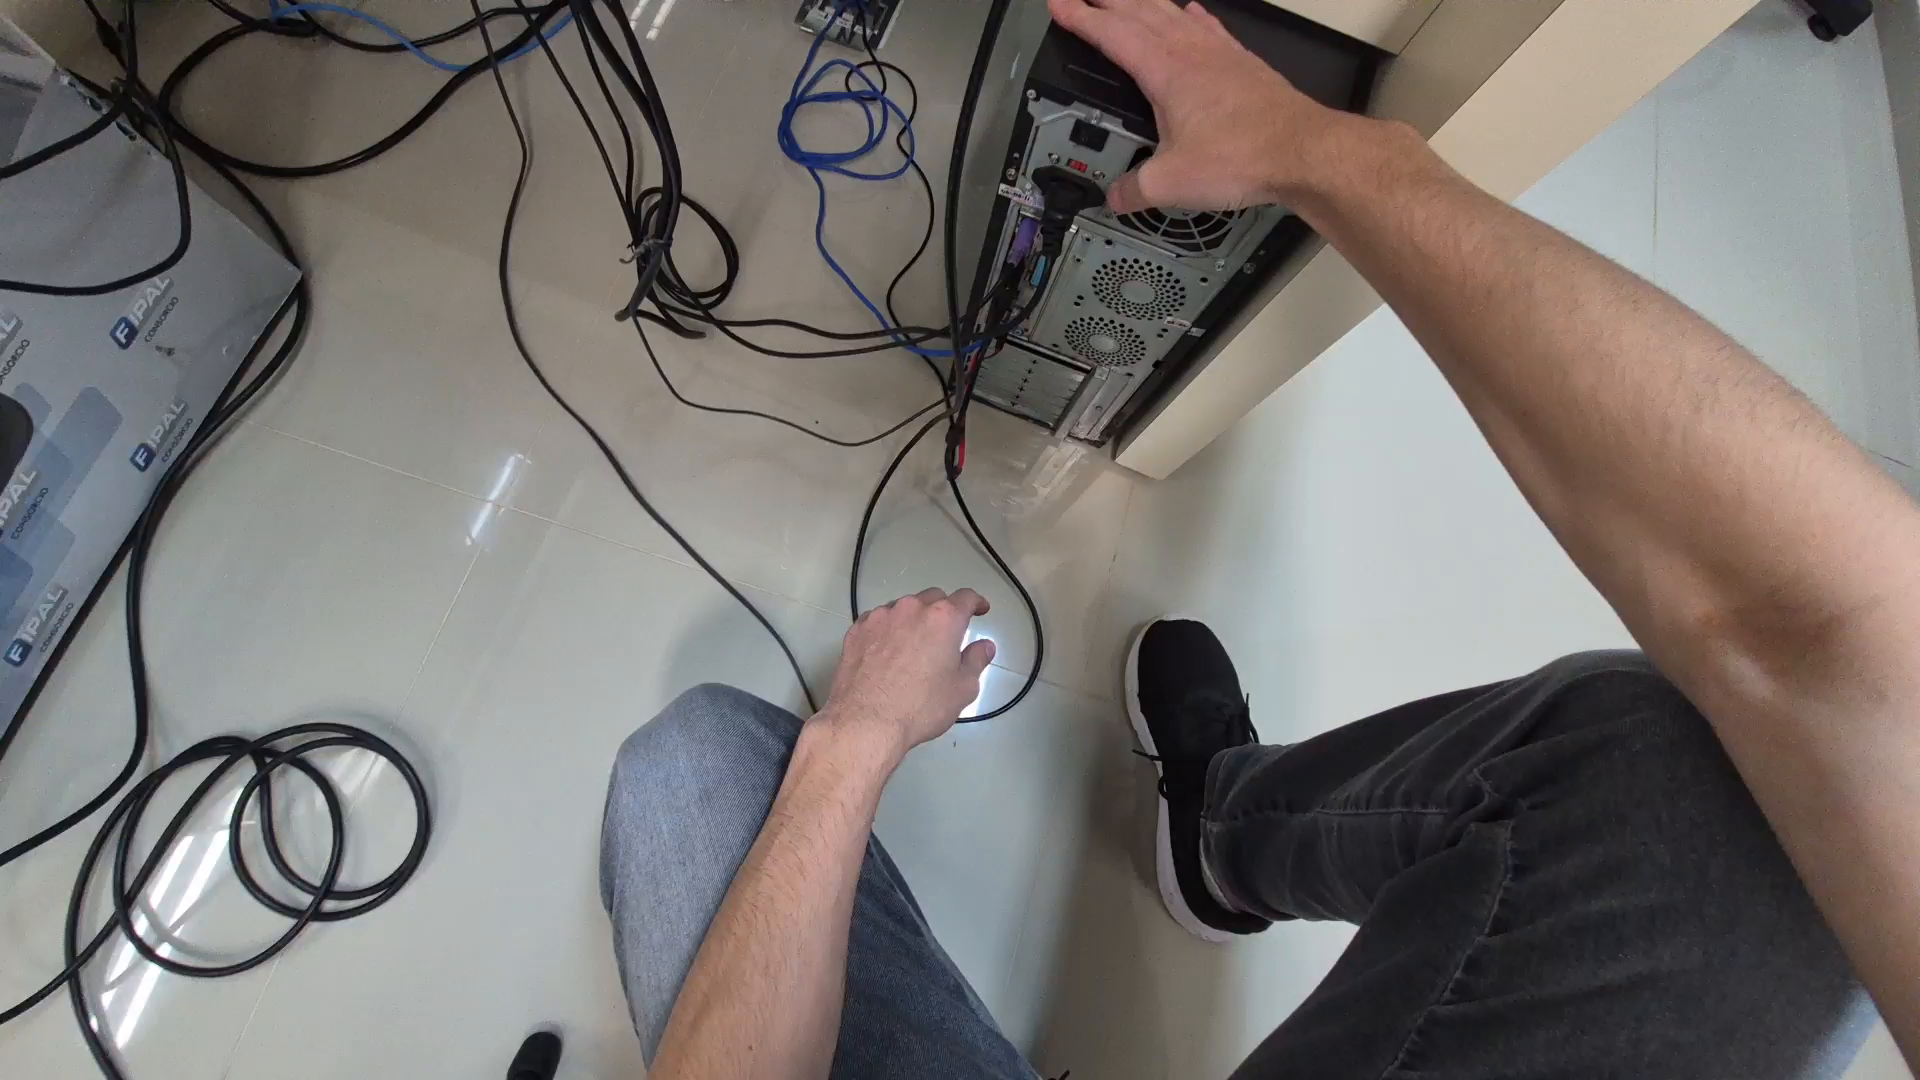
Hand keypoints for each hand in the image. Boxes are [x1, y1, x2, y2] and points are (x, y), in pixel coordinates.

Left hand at [820, 588, 997, 759]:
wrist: (865, 722)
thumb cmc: (921, 706)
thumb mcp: (962, 689)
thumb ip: (976, 660)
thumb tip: (985, 645)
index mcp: (943, 618)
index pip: (966, 598)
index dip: (977, 603)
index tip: (981, 610)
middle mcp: (912, 608)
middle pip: (933, 598)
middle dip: (944, 611)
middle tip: (946, 636)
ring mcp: (880, 616)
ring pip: (904, 608)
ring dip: (914, 619)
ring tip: (913, 645)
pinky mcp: (857, 630)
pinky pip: (879, 620)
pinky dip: (888, 629)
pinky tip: (886, 651)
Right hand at [1046, 0, 1341, 212]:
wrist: (1299, 151)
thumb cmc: (1243, 156)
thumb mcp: (1169, 184)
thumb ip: (1133, 190)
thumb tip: (1117, 197)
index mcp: (1166, 72)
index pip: (1113, 34)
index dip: (1082, 18)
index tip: (1060, 4)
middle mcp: (1192, 52)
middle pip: (1141, 10)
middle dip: (1107, 0)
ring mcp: (1219, 54)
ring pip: (1172, 11)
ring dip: (1143, 1)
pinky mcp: (1241, 65)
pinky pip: (1207, 25)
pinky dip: (1188, 14)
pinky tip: (1189, 11)